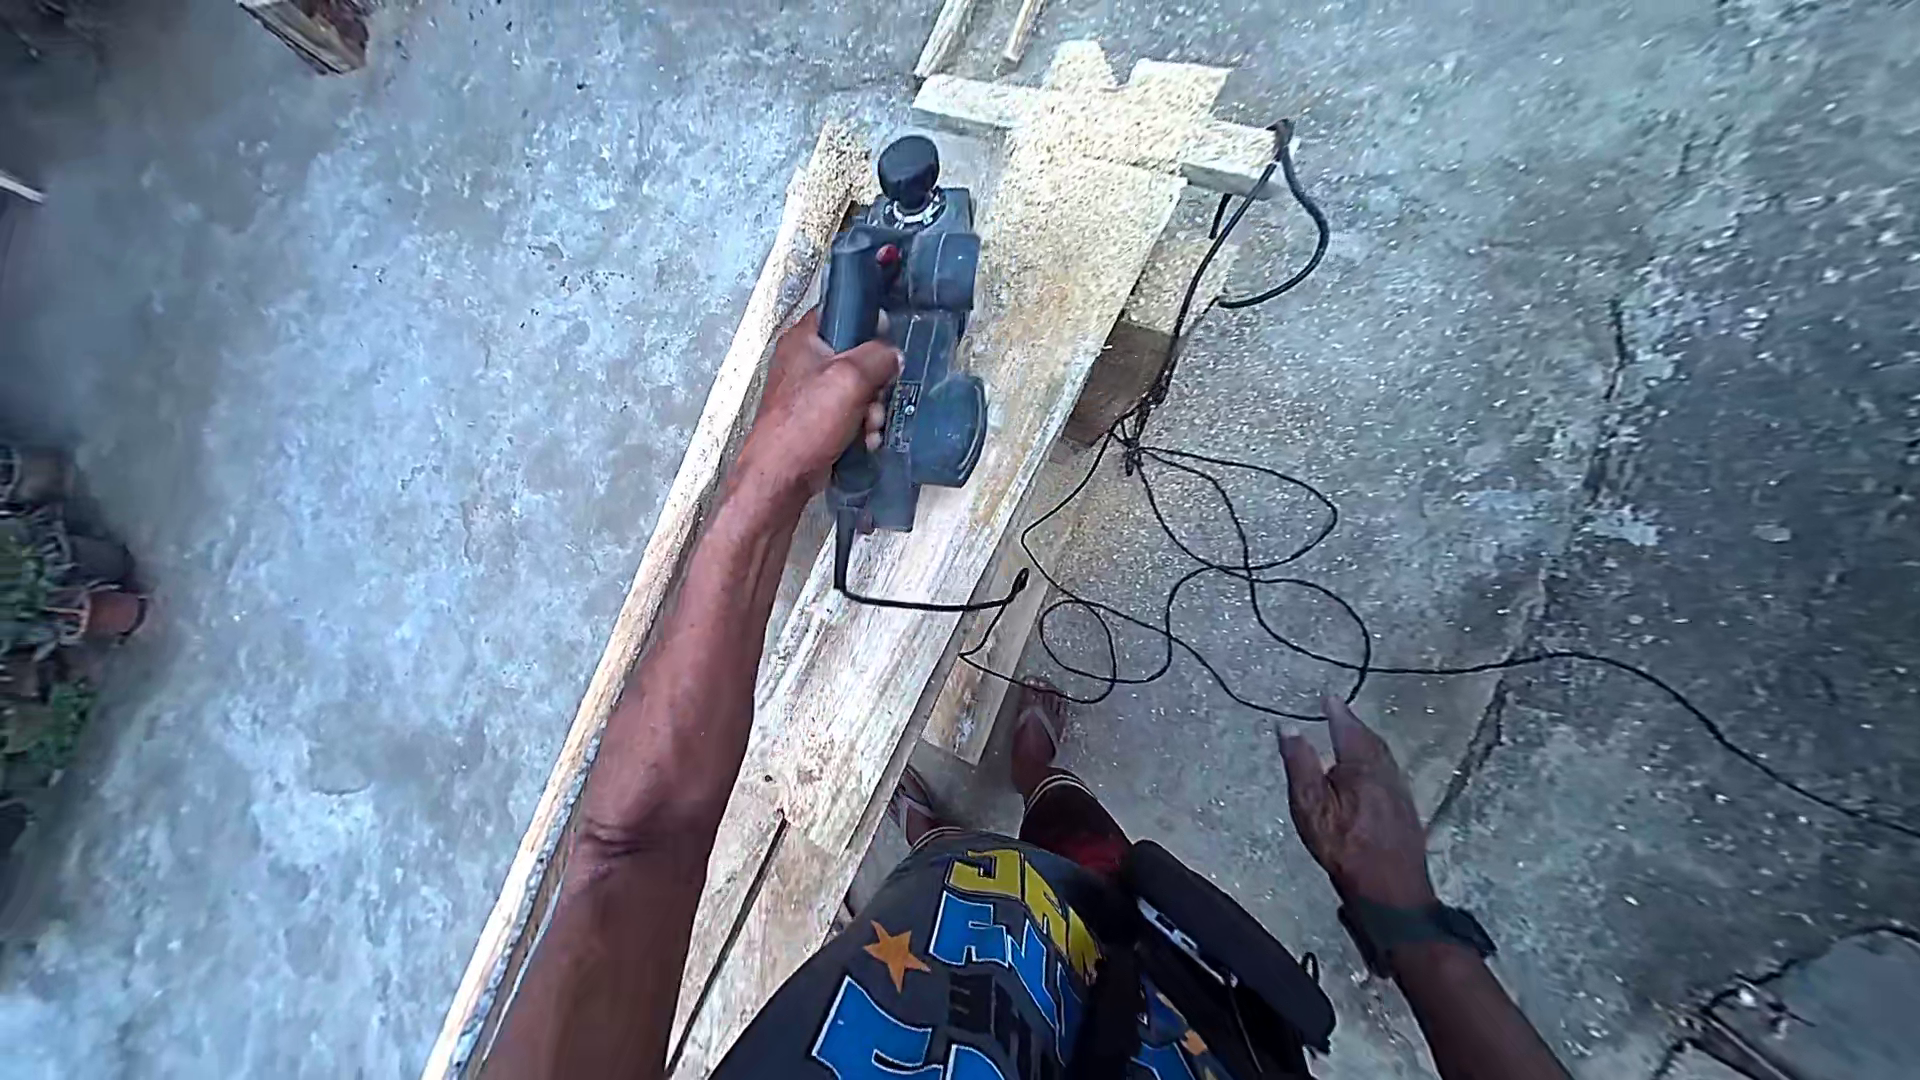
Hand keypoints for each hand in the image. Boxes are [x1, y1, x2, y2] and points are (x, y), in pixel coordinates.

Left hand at [734, 310, 900, 503]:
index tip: (886, 343)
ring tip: (868, 427)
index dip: (867, 325)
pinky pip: (850, 415)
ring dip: (872, 411)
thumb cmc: (804, 424)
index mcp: (803, 340)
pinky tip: (863, 441)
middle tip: (875, 399)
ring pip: (857, 391)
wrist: (782, 474)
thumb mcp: (850, 378)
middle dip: (875, 384)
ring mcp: (809, 394)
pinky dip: (861, 428)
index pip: (841, 313)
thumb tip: (893, 354)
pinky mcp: (816, 420)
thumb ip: (878, 357)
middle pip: (857, 359)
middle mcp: (804, 363)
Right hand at [1279, 694, 1436, 908]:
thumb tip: (1288, 727)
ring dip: (1365, 740)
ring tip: (1350, 733)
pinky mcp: (1404, 811)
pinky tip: (1367, 769)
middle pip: (1370, 740)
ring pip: (1382, 756)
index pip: (1347, 729)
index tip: (1327, 696)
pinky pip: (1388, 770)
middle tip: (1337, 711)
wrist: (1390, 892)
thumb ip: (1299, 763)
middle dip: (1353, 724)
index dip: (1337, 711)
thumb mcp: (1309, 804)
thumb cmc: (1343, 845)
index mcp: (1362, 767)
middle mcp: (1386, 774)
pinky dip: (1374, 758)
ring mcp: (1399, 793)